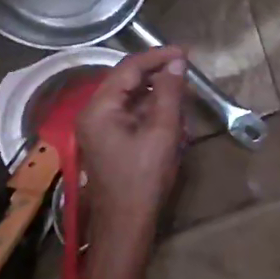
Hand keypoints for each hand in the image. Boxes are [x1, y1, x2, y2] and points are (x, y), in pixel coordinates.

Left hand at [76, 48, 187, 255]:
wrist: (125, 225)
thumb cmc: (143, 178)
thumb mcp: (162, 132)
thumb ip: (169, 93)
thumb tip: (177, 63)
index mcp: (99, 108)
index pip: (128, 69)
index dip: (157, 57)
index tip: (185, 53)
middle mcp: (93, 114)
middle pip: (126, 82)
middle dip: (157, 75)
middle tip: (186, 71)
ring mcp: (98, 130)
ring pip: (129, 99)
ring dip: (156, 94)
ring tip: (183, 95)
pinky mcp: (108, 143)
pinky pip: (129, 116)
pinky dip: (150, 112)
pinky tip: (172, 116)